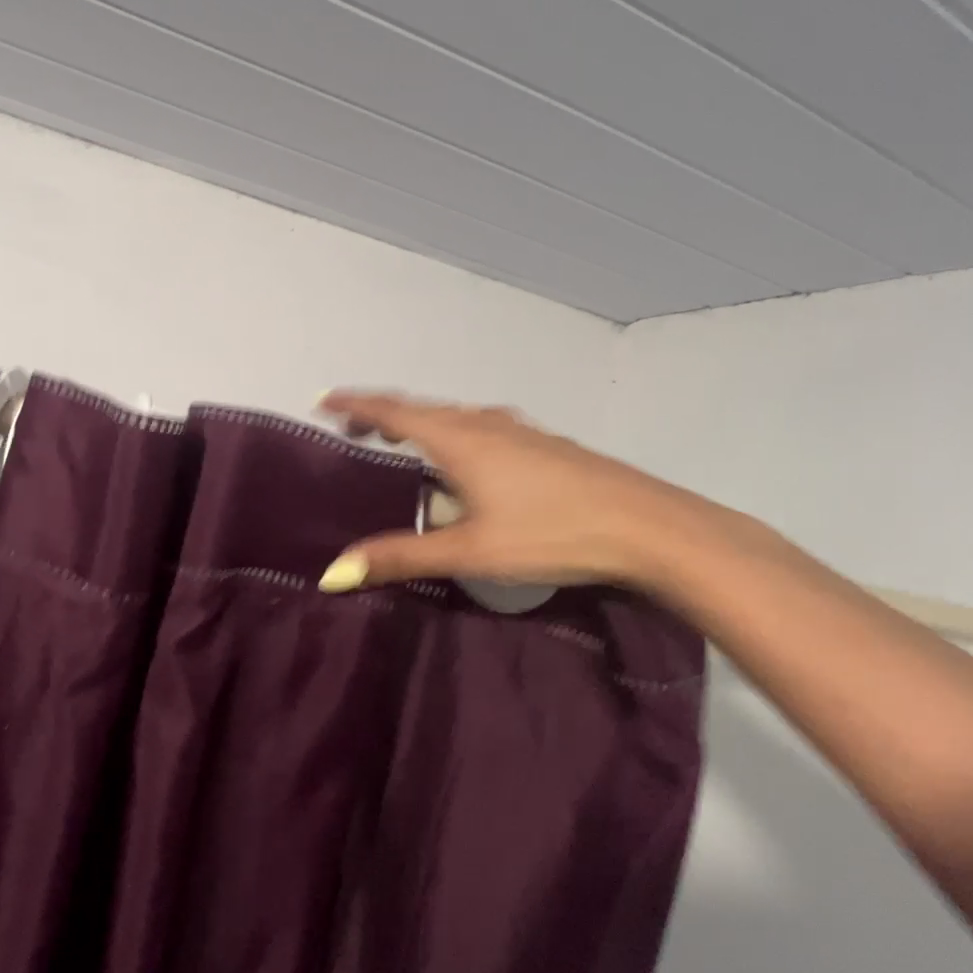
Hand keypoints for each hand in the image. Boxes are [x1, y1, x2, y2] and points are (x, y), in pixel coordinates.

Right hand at [314, 390, 718, 591]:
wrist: (649, 526)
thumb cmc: (551, 534)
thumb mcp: (469, 552)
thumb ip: (400, 557)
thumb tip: (332, 572)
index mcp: (458, 439)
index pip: (392, 410)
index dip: (355, 404)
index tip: (322, 401)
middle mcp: (485, 424)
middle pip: (422, 409)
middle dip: (383, 415)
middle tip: (355, 431)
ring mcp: (521, 431)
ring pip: (456, 417)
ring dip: (421, 424)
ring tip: (404, 444)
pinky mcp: (546, 445)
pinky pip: (482, 428)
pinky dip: (454, 433)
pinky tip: (468, 462)